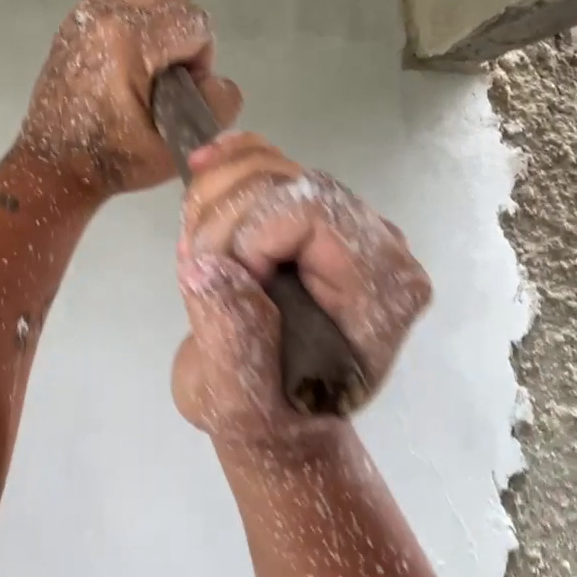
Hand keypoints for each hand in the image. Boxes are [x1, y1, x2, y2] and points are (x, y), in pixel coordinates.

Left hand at [16, 0, 242, 195]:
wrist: (54, 165)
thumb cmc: (112, 160)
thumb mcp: (177, 145)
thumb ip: (217, 106)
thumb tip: (213, 80)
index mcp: (128, 40)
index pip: (195, 23)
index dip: (200, 60)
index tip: (181, 92)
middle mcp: (105, 15)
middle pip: (175, 0)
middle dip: (183, 38)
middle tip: (168, 80)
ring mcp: (85, 13)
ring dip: (162, 19)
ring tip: (153, 60)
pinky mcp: (74, 20)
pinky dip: (136, 11)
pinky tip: (134, 47)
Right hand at [171, 132, 430, 442]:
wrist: (272, 414)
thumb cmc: (265, 414)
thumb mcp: (239, 399)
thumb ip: (233, 339)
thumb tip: (208, 267)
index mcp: (380, 289)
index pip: (309, 211)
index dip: (246, 235)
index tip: (221, 283)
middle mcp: (378, 245)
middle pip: (287, 181)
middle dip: (221, 219)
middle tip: (196, 271)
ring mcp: (344, 224)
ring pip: (271, 166)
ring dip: (212, 200)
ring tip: (196, 254)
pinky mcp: (308, 214)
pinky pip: (270, 162)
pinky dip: (228, 163)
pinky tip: (201, 169)